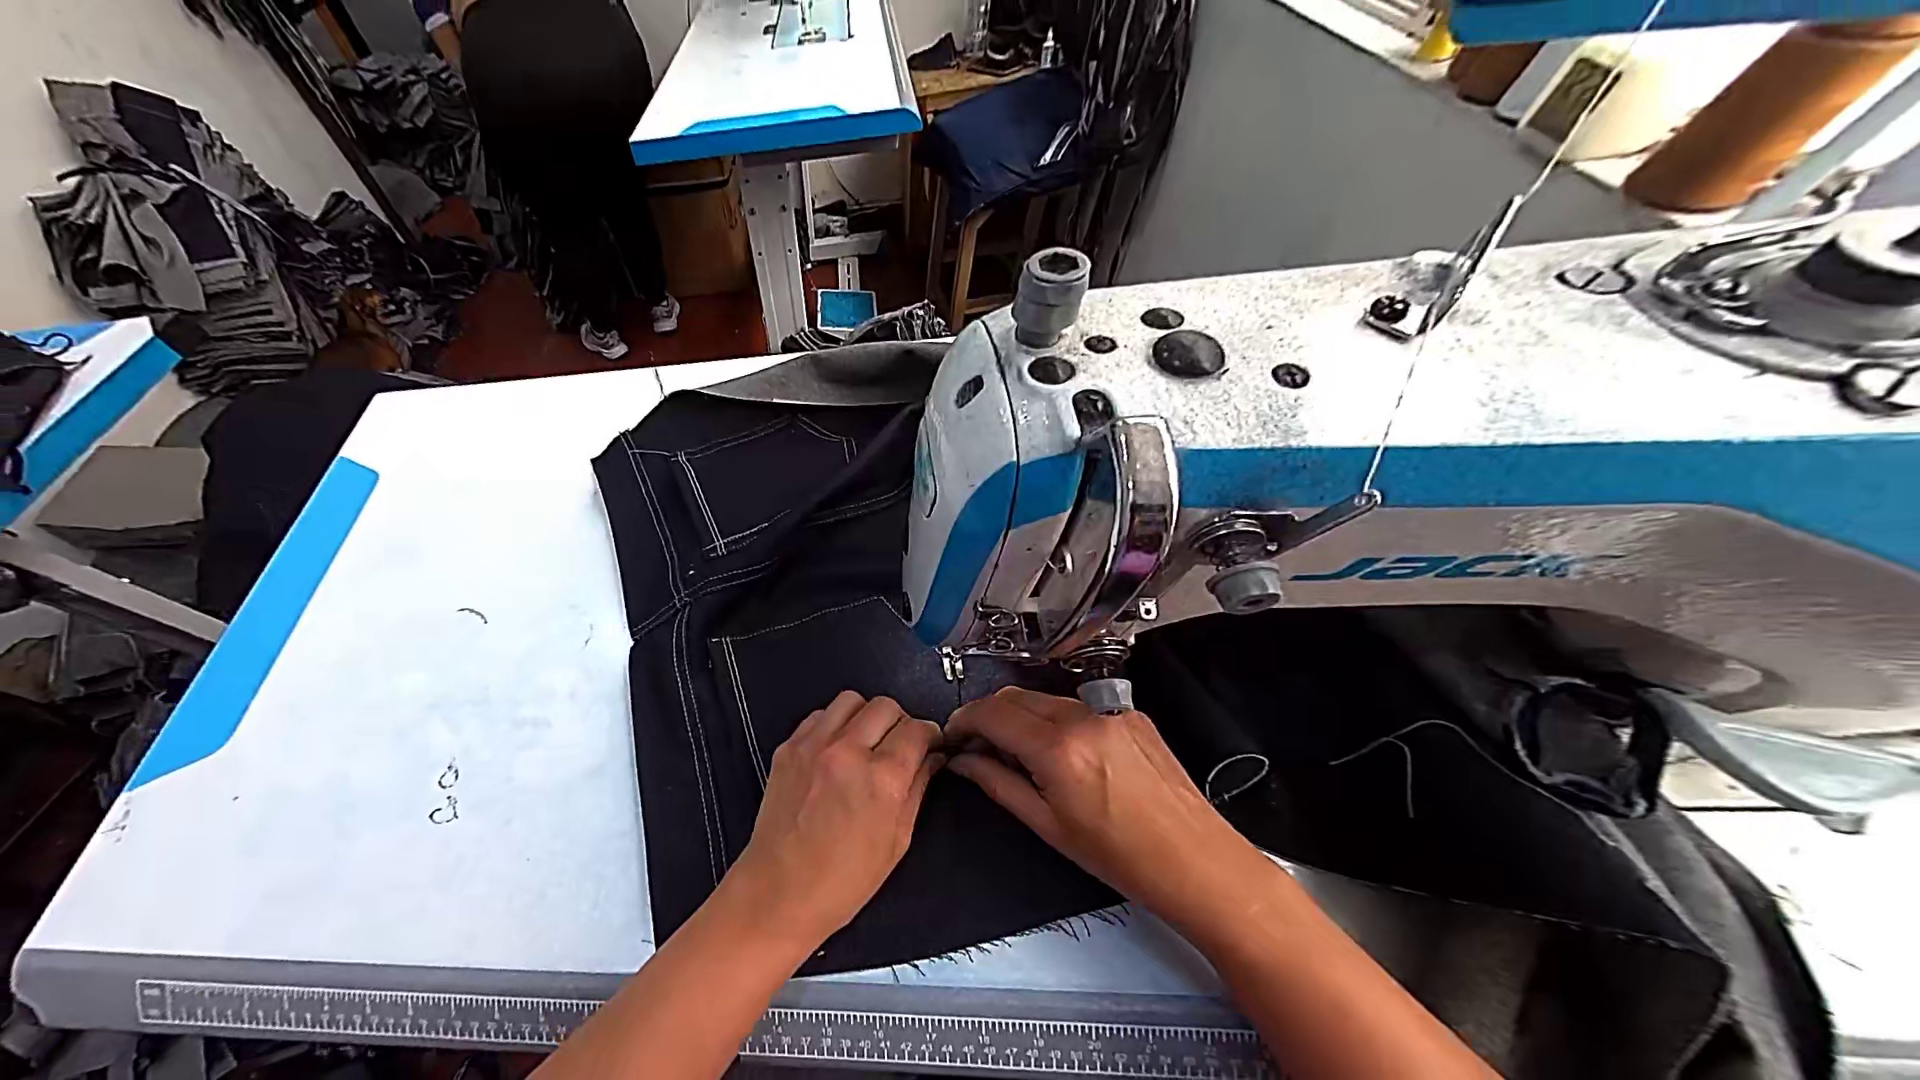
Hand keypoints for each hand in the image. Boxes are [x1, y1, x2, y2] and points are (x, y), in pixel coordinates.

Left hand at [722, 691, 943, 947]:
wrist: (778, 894)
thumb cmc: (843, 880)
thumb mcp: (897, 840)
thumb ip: (918, 788)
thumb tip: (932, 757)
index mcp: (882, 779)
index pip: (917, 729)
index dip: (929, 736)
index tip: (929, 744)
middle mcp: (848, 753)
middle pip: (886, 706)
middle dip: (900, 723)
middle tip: (898, 746)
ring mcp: (814, 746)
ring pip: (852, 700)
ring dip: (866, 717)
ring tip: (866, 743)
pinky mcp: (788, 748)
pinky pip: (821, 715)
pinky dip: (835, 725)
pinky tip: (836, 751)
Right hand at [945, 687, 1263, 927]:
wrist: (1194, 861)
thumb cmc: (1126, 857)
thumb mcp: (1048, 826)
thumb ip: (998, 784)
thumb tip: (967, 762)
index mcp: (1059, 748)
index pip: (992, 713)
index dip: (964, 721)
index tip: (954, 735)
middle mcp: (1085, 719)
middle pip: (1015, 697)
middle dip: (989, 716)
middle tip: (978, 747)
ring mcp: (1111, 712)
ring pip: (1046, 700)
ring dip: (1022, 718)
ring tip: (1021, 758)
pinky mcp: (1130, 715)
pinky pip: (1079, 707)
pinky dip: (1058, 722)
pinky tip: (1061, 755)